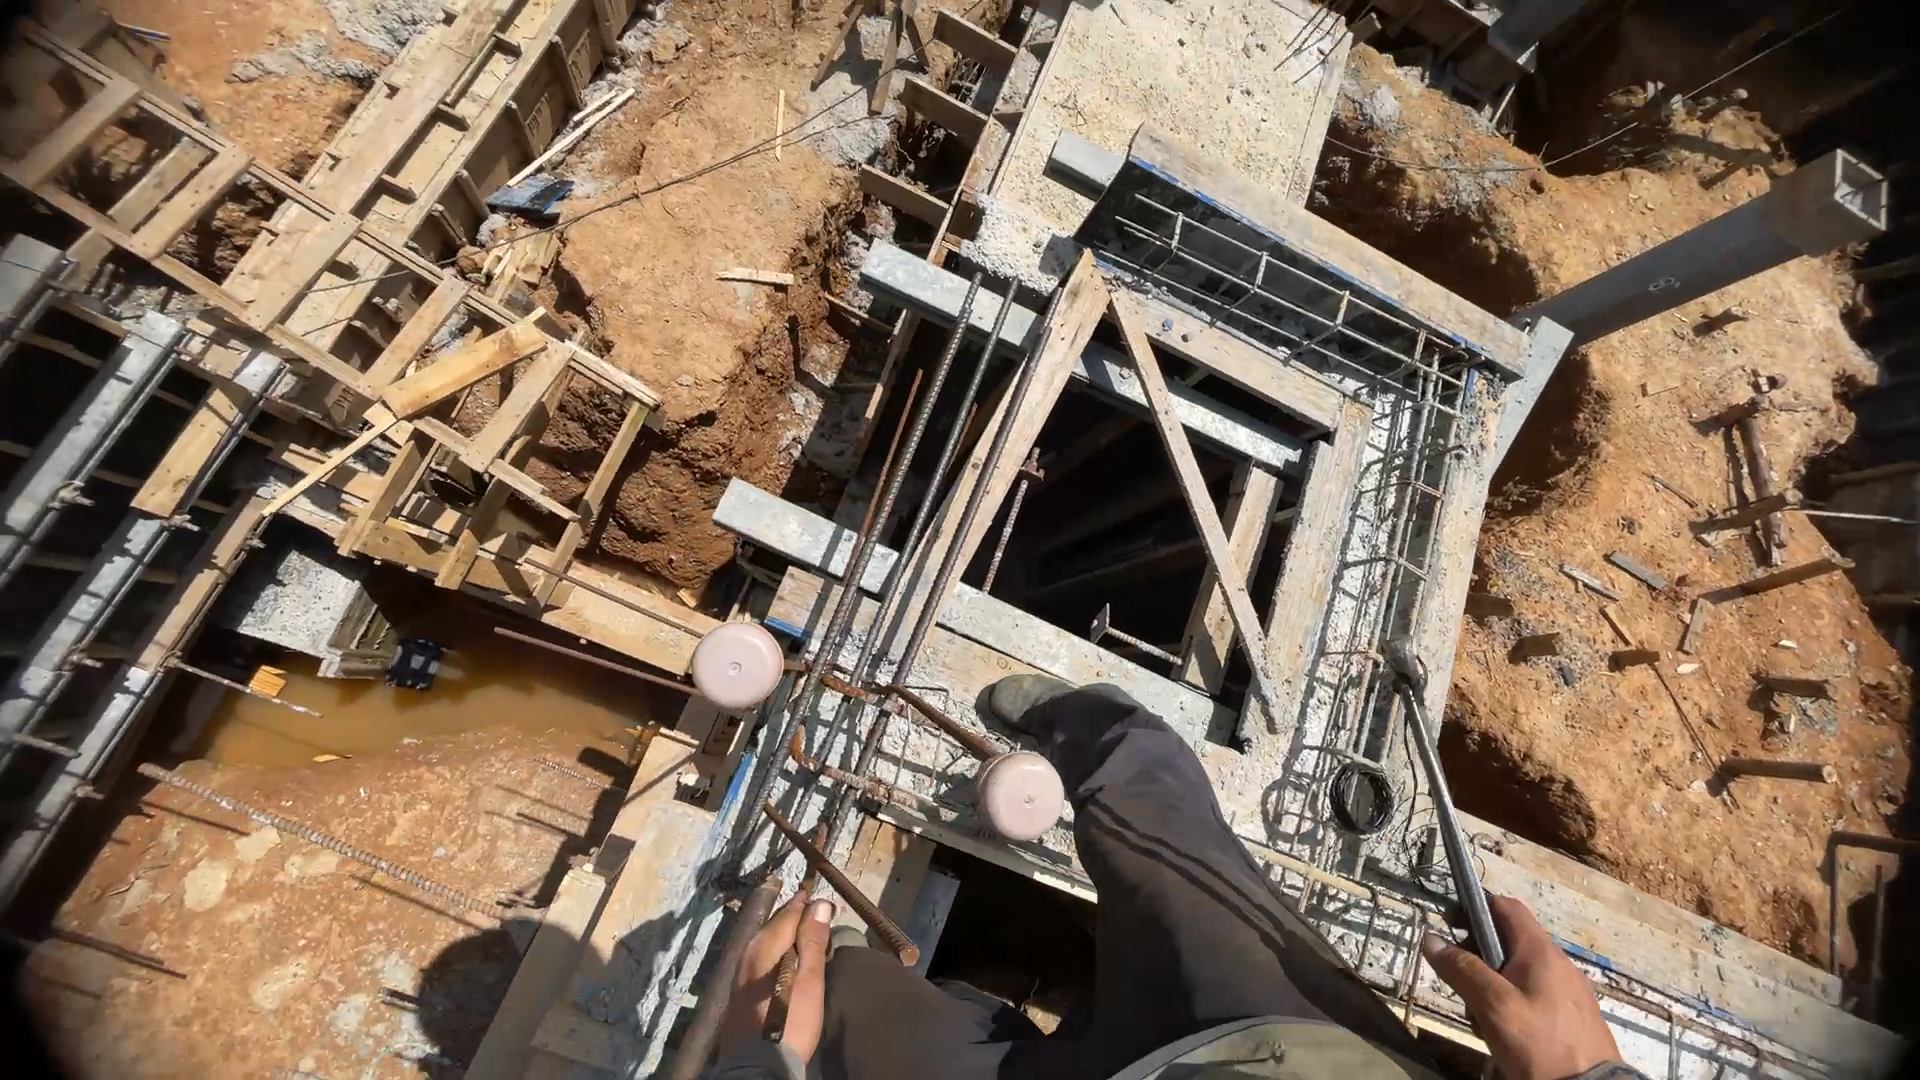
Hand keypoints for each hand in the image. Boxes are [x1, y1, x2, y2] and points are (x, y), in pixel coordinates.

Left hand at [717, 894, 835, 1064]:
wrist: (757, 1071)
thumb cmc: (788, 1024)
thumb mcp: (809, 982)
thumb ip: (812, 941)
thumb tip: (819, 904)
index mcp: (763, 946)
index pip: (790, 912)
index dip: (810, 906)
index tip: (828, 905)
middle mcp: (748, 952)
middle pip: (777, 925)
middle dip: (799, 919)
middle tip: (822, 921)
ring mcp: (741, 972)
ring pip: (769, 941)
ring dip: (790, 937)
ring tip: (811, 942)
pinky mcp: (741, 990)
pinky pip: (764, 957)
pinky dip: (780, 953)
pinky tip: (791, 963)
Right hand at [1423, 895, 1622, 1079]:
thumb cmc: (1541, 1045)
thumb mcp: (1492, 1005)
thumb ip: (1461, 969)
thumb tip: (1431, 940)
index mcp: (1541, 952)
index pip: (1505, 906)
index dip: (1474, 907)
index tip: (1449, 926)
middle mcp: (1559, 965)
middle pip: (1506, 940)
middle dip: (1475, 954)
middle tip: (1460, 981)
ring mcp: (1569, 993)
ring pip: (1515, 970)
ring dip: (1489, 983)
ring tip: (1480, 1014)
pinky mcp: (1572, 1018)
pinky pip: (1531, 995)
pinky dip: (1509, 1002)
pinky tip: (1502, 1029)